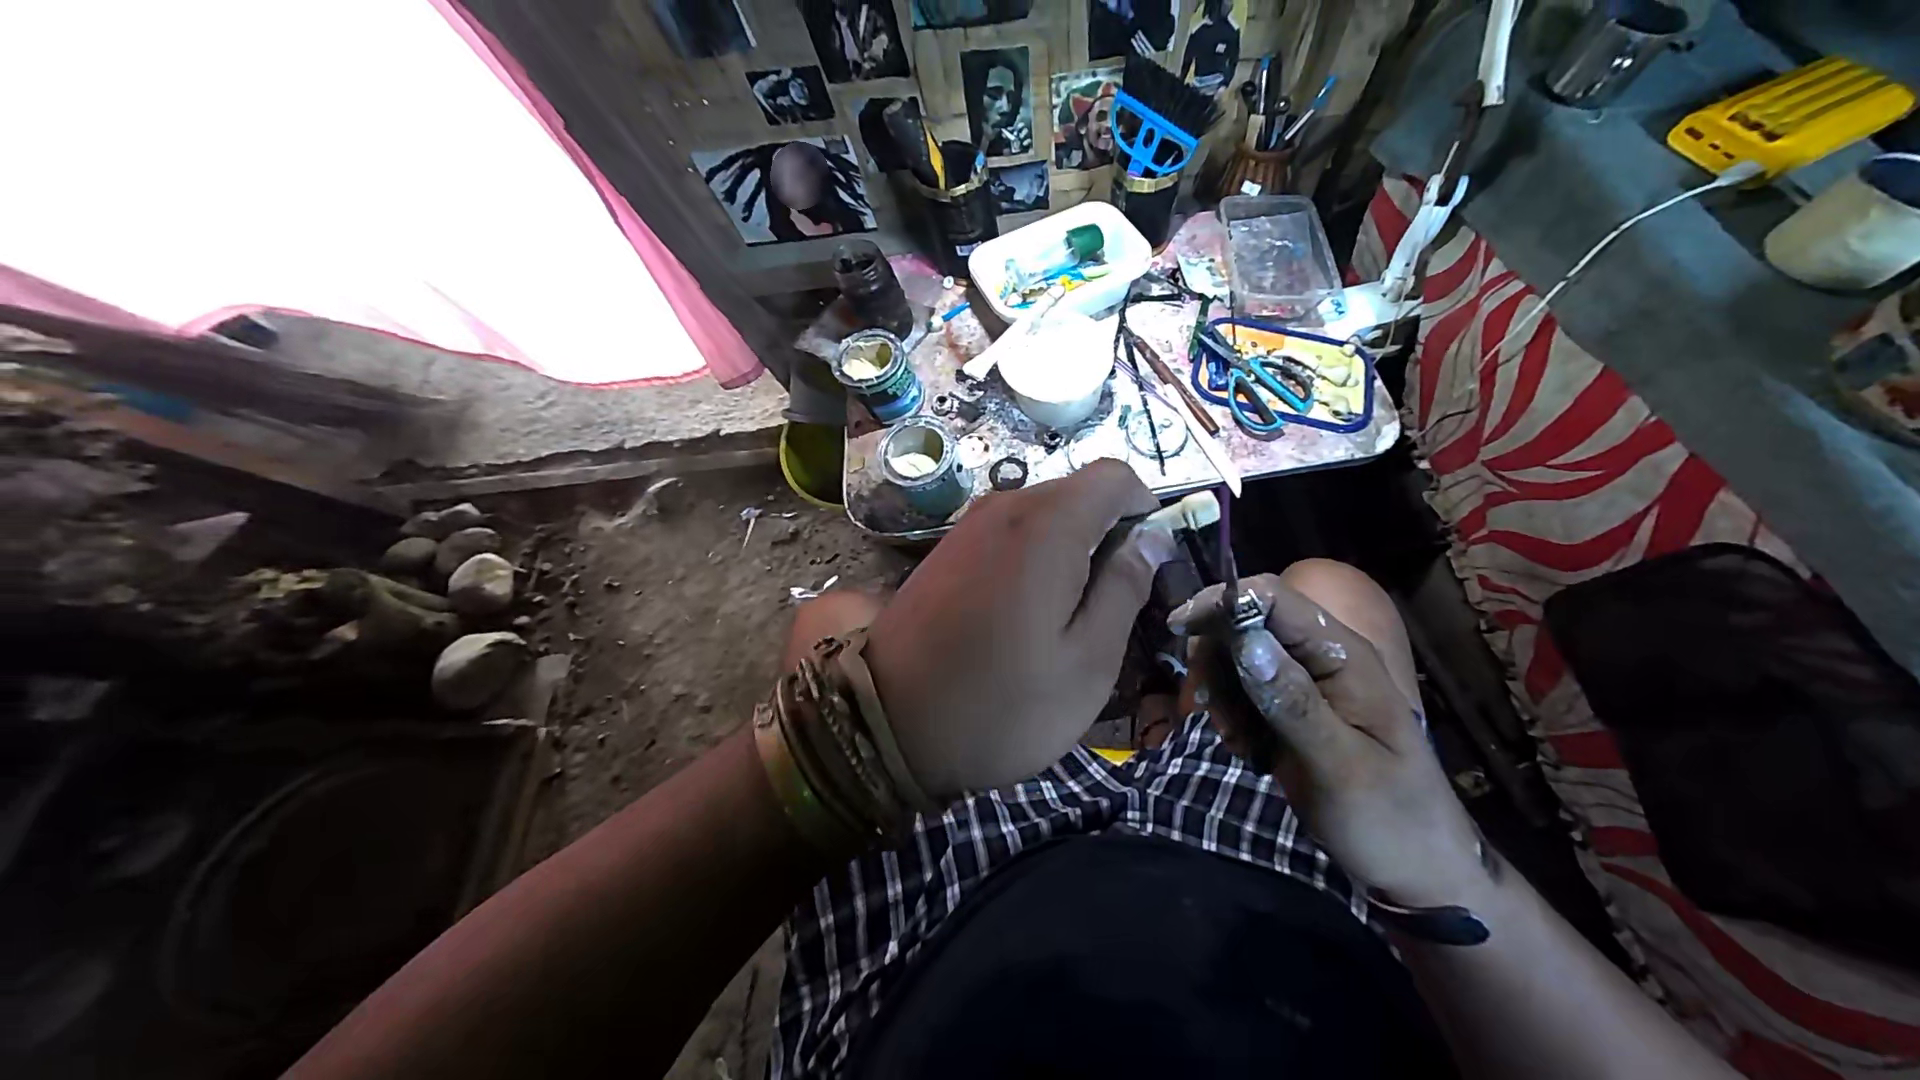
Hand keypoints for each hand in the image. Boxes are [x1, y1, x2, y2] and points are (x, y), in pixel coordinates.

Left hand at [863, 460, 1171, 796]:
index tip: (1150, 560)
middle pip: (1077, 492)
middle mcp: (1003, 508)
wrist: (887, 725)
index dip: (1145, 507)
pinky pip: (1007, 535)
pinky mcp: (945, 551)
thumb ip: (1124, 587)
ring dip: (1069, 550)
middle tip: (1113, 602)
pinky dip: (1032, 558)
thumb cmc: (1002, 705)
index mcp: (1047, 525)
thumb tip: (1149, 538)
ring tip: (1067, 616)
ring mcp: (967, 527)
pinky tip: (1024, 613)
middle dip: (1107, 532)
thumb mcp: (1088, 659)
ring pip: (1042, 515)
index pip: (1115, 475)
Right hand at [1170, 576, 1491, 906]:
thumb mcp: (1339, 765)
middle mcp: (1323, 657)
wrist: (1416, 871)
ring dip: (1222, 695)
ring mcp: (1307, 683)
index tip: (1178, 630)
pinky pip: (1242, 691)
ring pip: (1237, 658)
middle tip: (1214, 711)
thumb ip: (1292, 701)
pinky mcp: (1291, 708)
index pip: (1274, 597)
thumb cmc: (1389, 819)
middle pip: (1245, 623)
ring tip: (1238, 742)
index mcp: (1344, 655)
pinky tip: (1247, 750)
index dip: (1222, 601)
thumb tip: (1245, 640)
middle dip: (1217, 661)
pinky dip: (1231, 716)